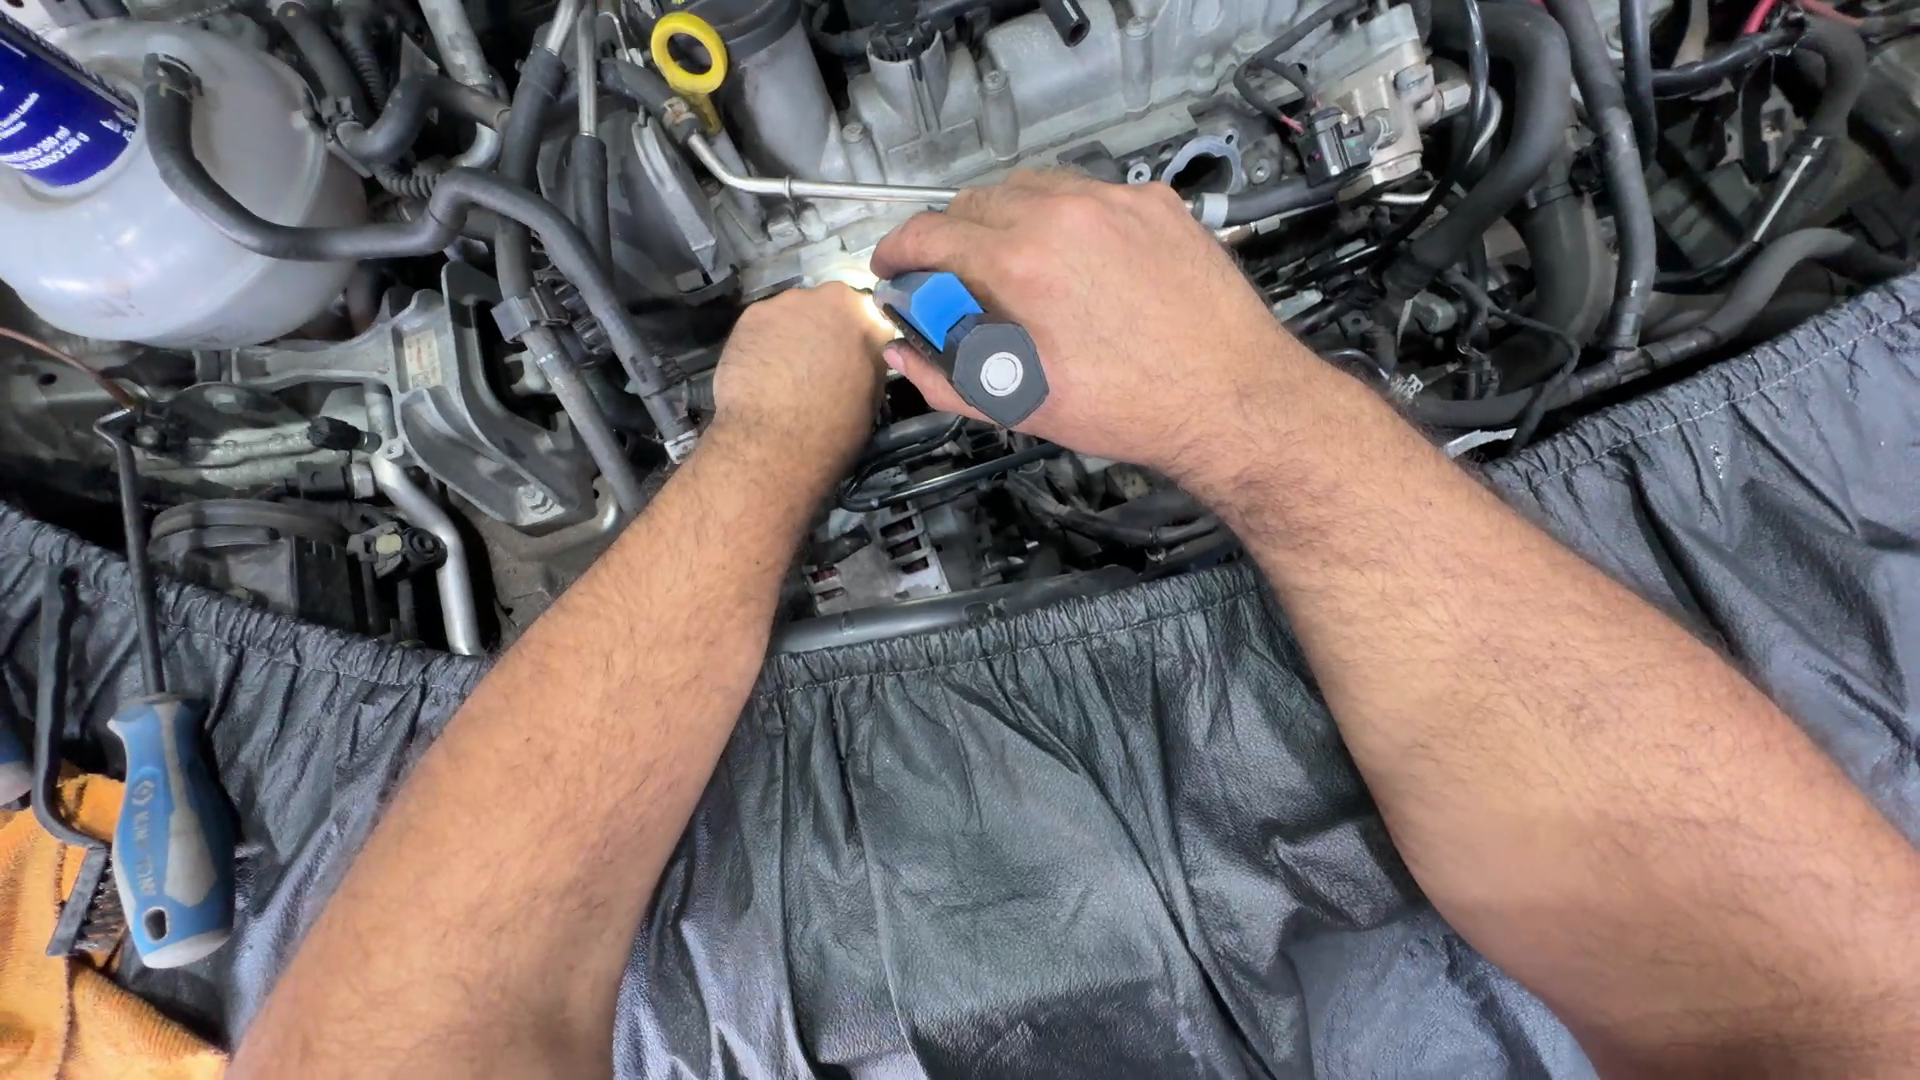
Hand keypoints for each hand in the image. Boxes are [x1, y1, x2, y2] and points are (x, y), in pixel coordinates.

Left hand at [708, 282, 892, 465]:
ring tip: (787, 371)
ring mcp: (787, 303)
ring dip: (794, 335)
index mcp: (868, 319)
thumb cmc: (833, 428)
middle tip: (819, 365)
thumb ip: (868, 365)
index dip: (861, 341)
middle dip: (825, 331)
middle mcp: (829, 299)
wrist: (775, 441)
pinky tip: (764, 371)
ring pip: (794, 314)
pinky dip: (765, 342)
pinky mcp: (751, 315)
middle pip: (829, 309)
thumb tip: (860, 361)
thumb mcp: (871, 398)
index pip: (871, 319)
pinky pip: (764, 325)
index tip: (853, 358)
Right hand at [869, 170, 1322, 480]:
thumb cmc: (1133, 409)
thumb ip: (946, 378)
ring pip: (1029, 187)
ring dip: (1001, 221)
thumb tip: (907, 355)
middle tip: (951, 281)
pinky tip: (1070, 261)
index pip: (930, 234)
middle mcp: (1067, 216)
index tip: (893, 266)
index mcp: (1023, 265)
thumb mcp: (1022, 406)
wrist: (1231, 398)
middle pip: (974, 202)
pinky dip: (1060, 217)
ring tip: (1009, 270)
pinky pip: (1086, 192)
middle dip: (948, 239)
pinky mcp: (1154, 205)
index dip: (898, 251)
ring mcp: (1116, 203)